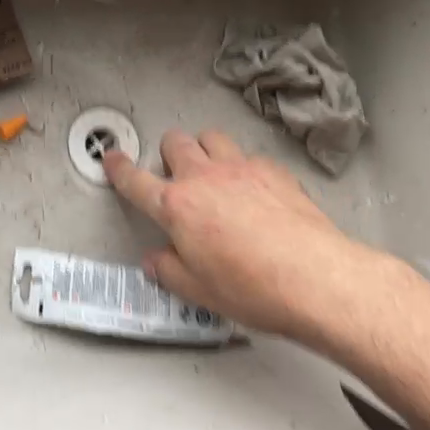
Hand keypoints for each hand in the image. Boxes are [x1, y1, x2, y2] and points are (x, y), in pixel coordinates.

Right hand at [102, 130, 381, 344]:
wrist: (317, 280)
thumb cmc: (257, 289)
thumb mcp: (200, 291)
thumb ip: (170, 271)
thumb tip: (158, 262)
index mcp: (177, 207)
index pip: (136, 181)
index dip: (119, 168)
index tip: (112, 159)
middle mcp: (204, 179)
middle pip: (175, 143)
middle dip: (169, 152)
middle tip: (174, 173)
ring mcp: (240, 170)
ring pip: (211, 138)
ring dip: (205, 149)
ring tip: (211, 171)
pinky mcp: (274, 172)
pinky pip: (250, 157)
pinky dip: (245, 167)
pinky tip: (254, 190)